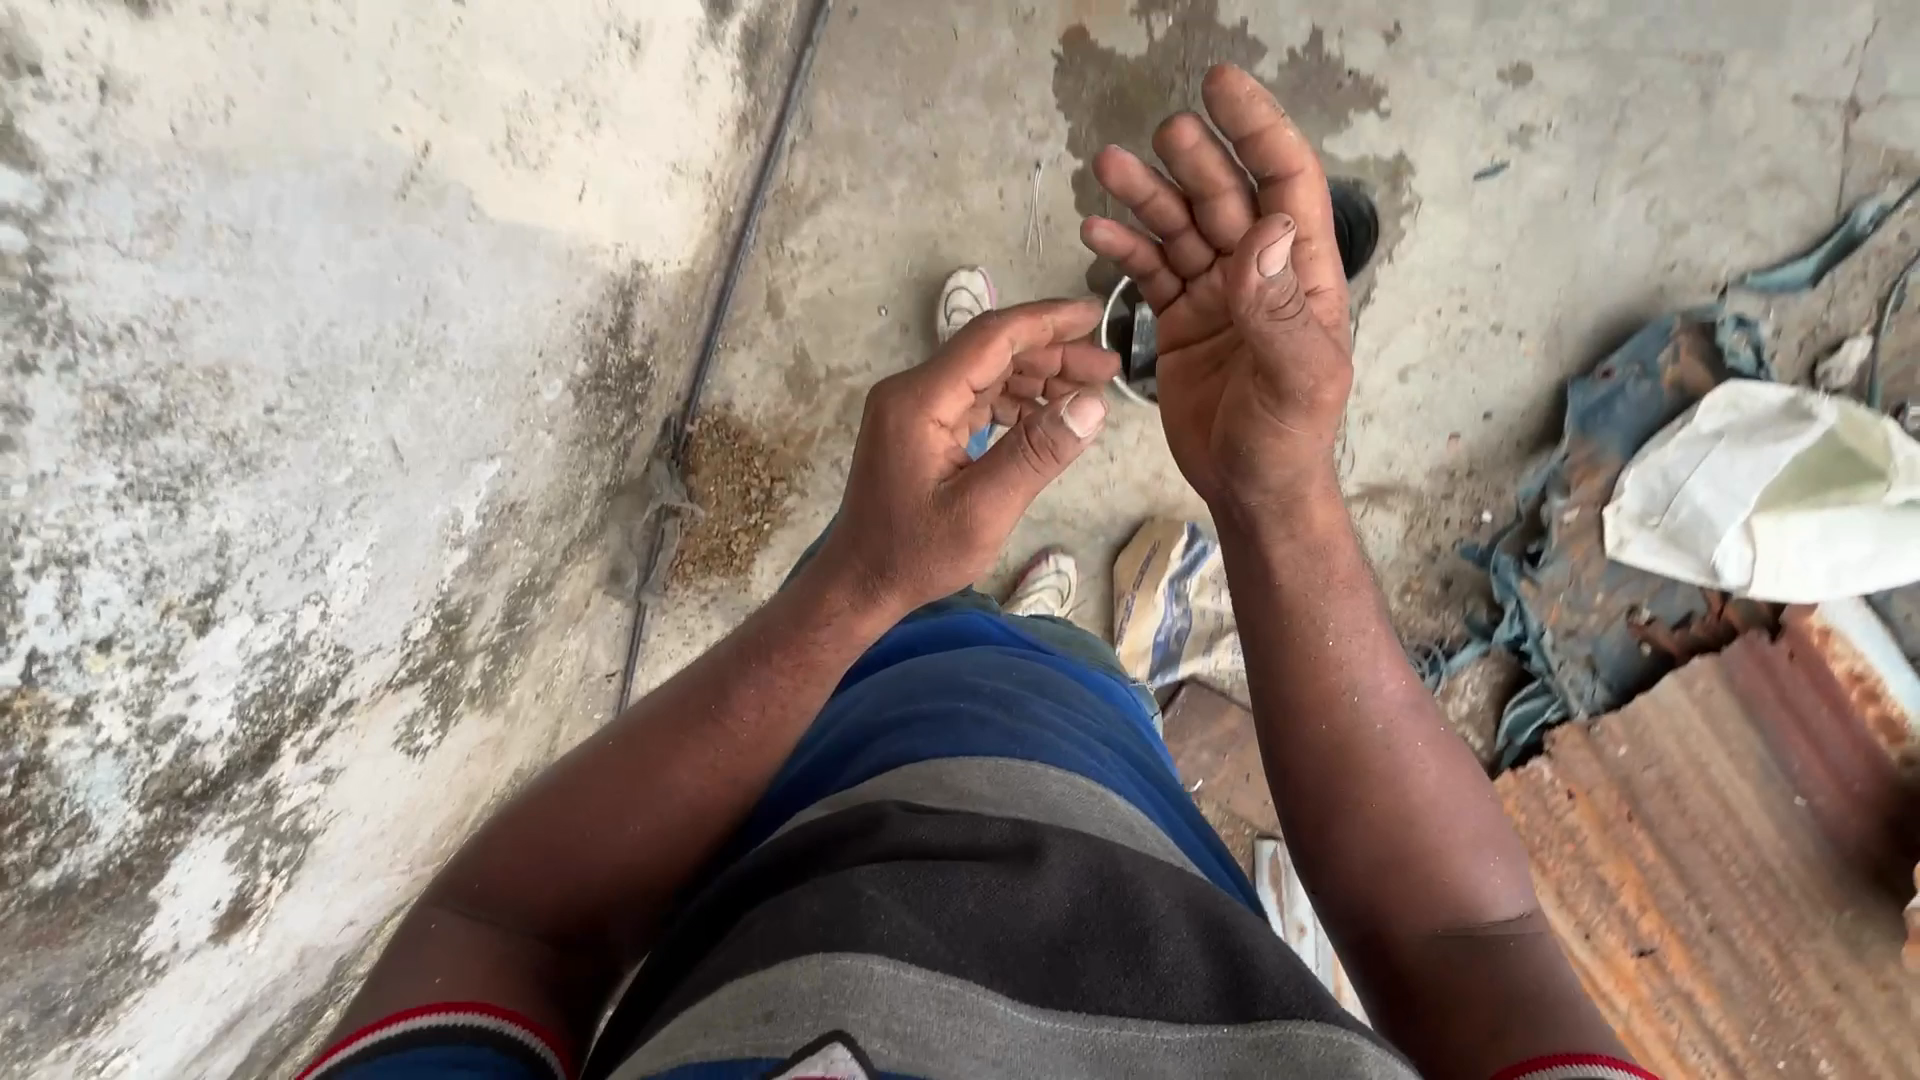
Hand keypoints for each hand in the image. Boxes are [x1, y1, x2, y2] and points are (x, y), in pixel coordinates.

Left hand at [813, 298, 1118, 615]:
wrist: (860, 583)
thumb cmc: (916, 555)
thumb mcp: (983, 511)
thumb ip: (1036, 454)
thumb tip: (1092, 405)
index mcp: (919, 400)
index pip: (991, 337)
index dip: (1047, 322)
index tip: (1094, 316)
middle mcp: (912, 392)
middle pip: (990, 352)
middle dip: (1051, 354)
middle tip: (1107, 368)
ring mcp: (913, 409)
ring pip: (984, 374)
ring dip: (1035, 379)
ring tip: (1086, 393)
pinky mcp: (918, 429)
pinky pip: (973, 401)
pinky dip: (1013, 404)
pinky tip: (1047, 418)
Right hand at [1079, 64, 1353, 516]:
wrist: (1248, 485)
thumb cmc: (1287, 438)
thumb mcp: (1298, 379)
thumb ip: (1279, 310)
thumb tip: (1261, 232)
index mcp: (1299, 275)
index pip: (1283, 183)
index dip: (1256, 131)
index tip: (1220, 89)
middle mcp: (1256, 274)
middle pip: (1221, 198)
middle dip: (1191, 163)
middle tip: (1156, 137)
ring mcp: (1214, 297)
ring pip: (1177, 231)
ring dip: (1143, 200)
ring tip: (1104, 169)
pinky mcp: (1178, 323)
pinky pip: (1150, 274)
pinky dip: (1124, 252)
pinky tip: (1096, 233)